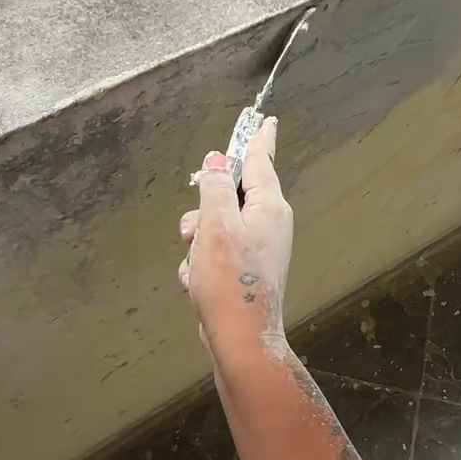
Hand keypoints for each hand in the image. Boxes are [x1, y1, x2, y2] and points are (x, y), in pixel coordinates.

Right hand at [178, 118, 293, 356]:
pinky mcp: (245, 274)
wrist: (240, 339)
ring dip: (197, 243)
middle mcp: (269, 226)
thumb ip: (216, 187)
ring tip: (194, 264)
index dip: (257, 140)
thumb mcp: (216, 225)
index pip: (262, 162)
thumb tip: (218, 161)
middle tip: (191, 229)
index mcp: (270, 208)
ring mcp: (258, 252)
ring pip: (216, 229)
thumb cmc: (230, 280)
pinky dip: (201, 266)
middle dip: (203, 210)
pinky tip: (197, 283)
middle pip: (230, 197)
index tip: (265, 120)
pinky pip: (215, 256)